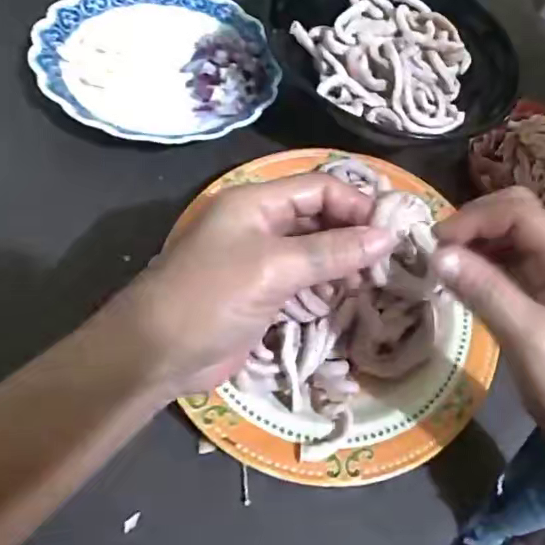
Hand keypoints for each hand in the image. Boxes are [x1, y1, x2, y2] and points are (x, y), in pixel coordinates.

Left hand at [106, 174, 396, 398]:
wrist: (153, 357)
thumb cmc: (211, 298)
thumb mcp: (275, 268)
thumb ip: (332, 251)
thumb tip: (387, 237)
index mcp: (256, 202)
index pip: (319, 188)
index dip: (356, 204)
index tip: (390, 230)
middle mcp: (261, 224)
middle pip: (320, 216)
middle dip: (355, 232)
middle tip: (391, 257)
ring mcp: (261, 259)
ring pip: (316, 249)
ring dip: (345, 261)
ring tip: (378, 278)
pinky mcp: (263, 292)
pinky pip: (306, 278)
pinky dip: (330, 284)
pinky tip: (352, 295)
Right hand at [430, 187, 544, 458]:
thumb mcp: (528, 339)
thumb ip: (485, 291)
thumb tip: (436, 253)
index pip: (521, 212)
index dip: (476, 218)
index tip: (436, 241)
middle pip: (517, 214)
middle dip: (475, 223)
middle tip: (438, 247)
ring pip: (511, 236)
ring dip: (476, 241)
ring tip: (443, 261)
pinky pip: (509, 263)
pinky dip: (482, 263)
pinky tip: (460, 278)